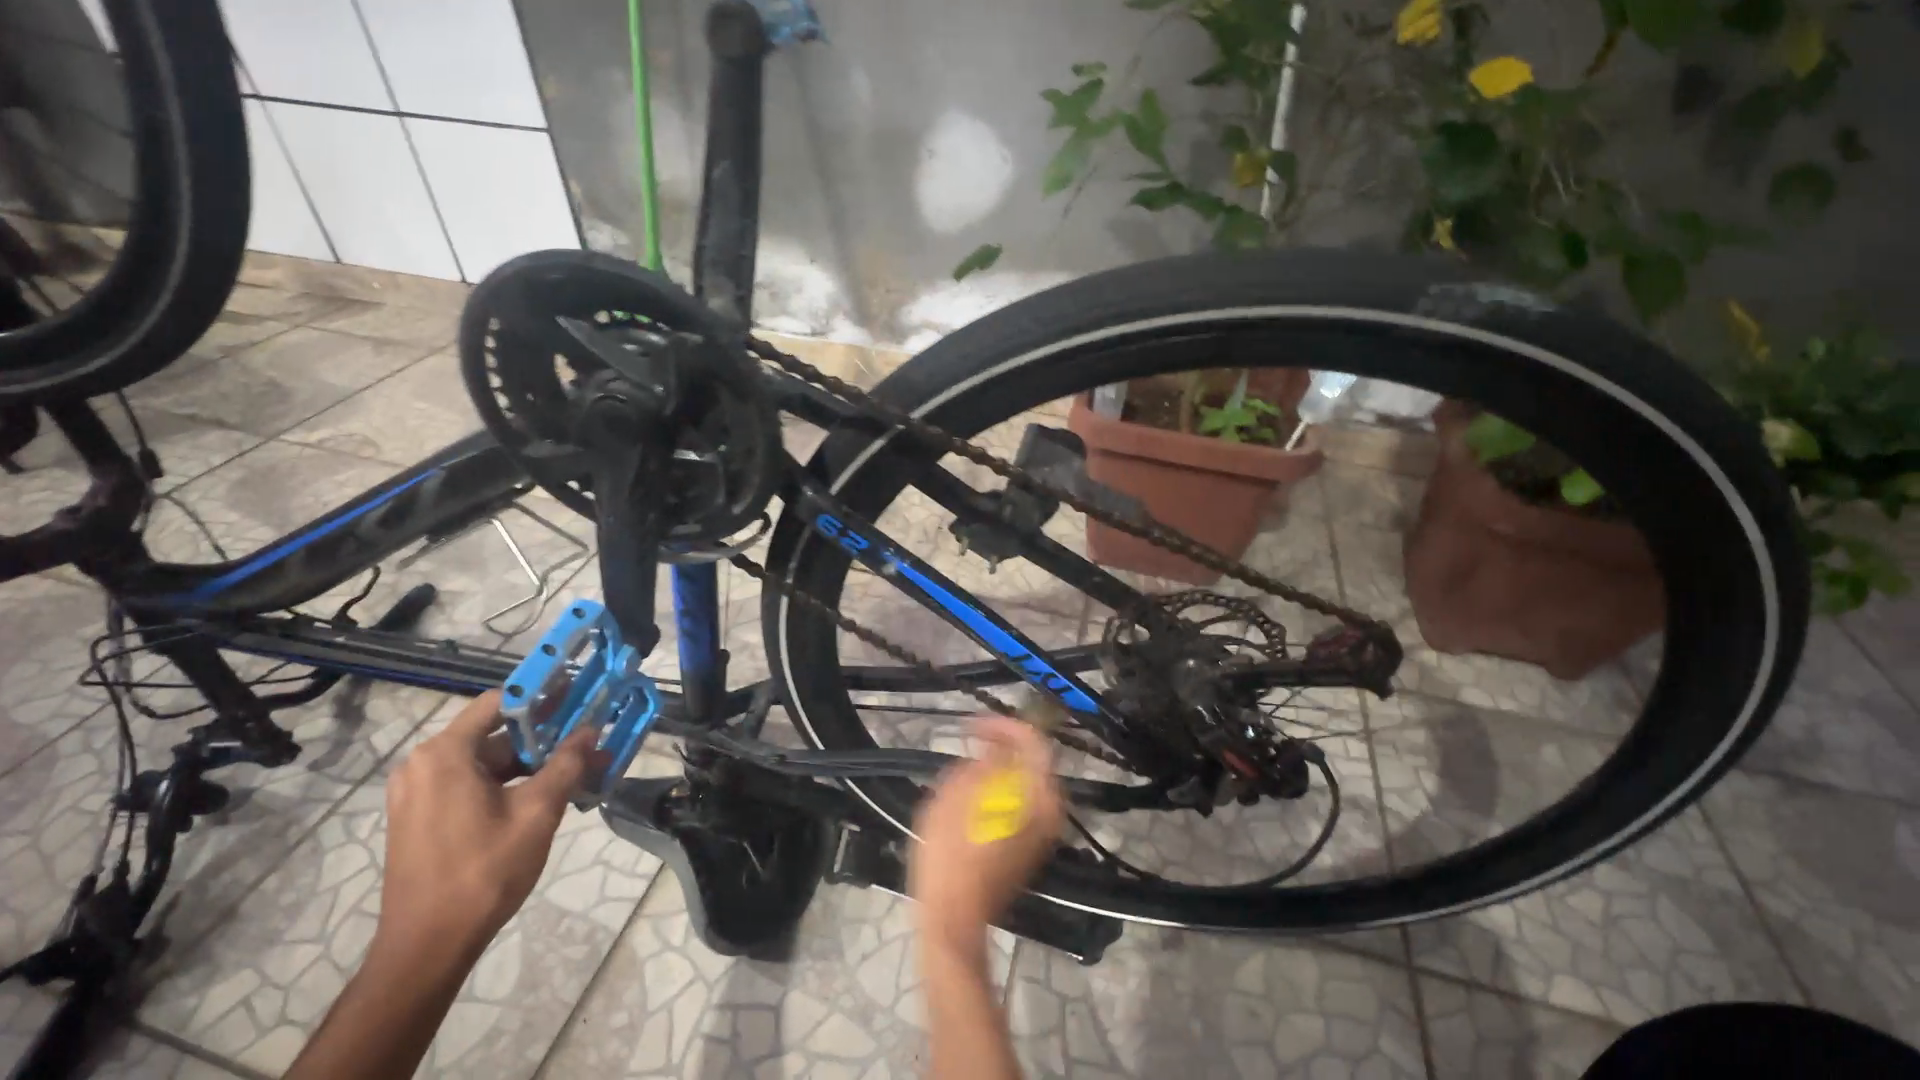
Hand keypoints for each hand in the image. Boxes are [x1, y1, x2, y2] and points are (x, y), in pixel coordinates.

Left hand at [377, 691, 599, 959]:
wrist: (427, 944)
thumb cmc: (483, 871)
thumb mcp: (537, 814)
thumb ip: (566, 765)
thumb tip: (590, 731)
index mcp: (444, 754)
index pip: (499, 702)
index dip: (541, 696)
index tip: (577, 696)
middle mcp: (422, 764)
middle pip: (491, 734)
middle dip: (540, 736)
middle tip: (584, 740)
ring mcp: (415, 793)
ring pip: (480, 762)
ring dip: (525, 764)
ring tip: (571, 771)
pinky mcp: (417, 817)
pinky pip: (465, 785)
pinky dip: (501, 784)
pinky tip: (537, 798)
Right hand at [908, 715, 1065, 957]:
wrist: (954, 919)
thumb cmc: (949, 859)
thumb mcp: (953, 800)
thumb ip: (979, 766)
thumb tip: (993, 750)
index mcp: (1035, 796)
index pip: (1032, 742)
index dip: (1003, 726)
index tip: (974, 725)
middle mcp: (1049, 811)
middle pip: (1033, 762)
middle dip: (1003, 748)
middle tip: (972, 742)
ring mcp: (1044, 832)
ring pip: (1026, 784)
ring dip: (1001, 770)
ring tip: (968, 768)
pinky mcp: (1032, 847)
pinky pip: (1022, 805)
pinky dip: (1002, 792)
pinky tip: (974, 798)